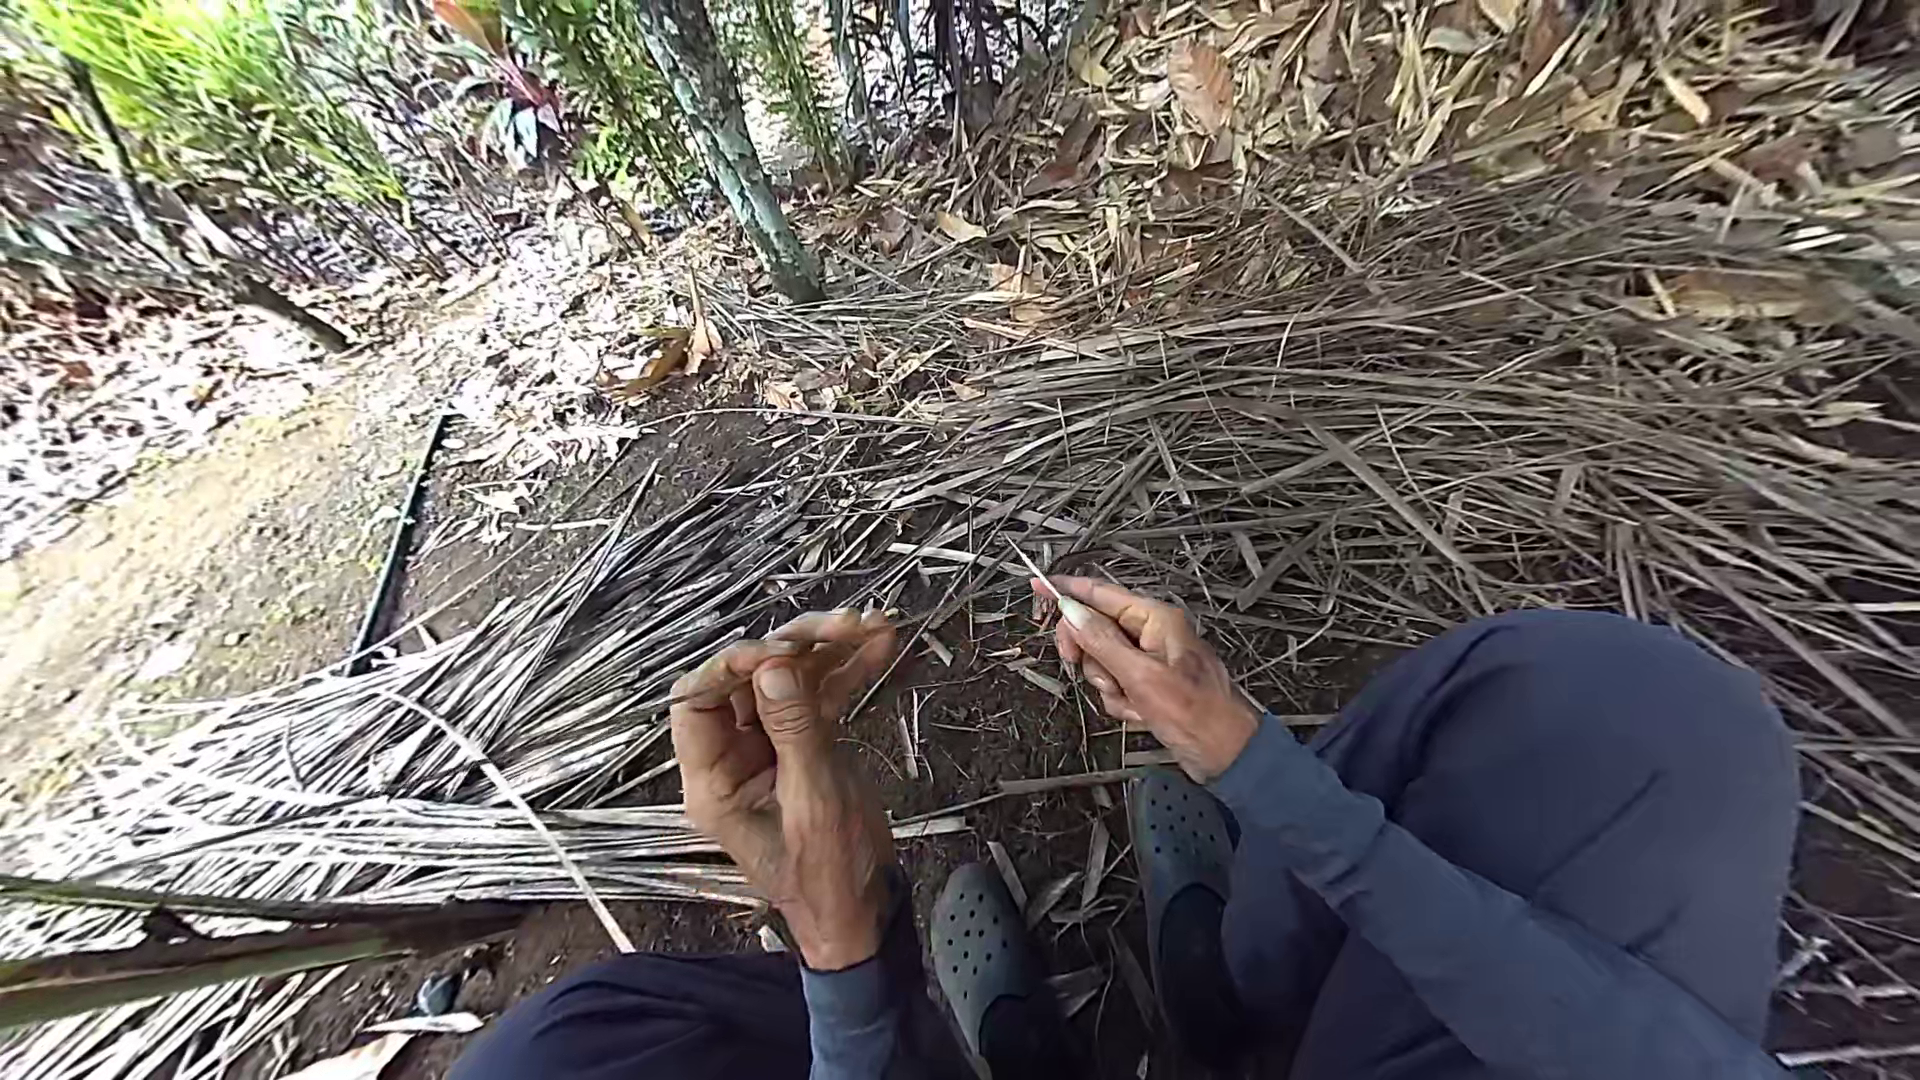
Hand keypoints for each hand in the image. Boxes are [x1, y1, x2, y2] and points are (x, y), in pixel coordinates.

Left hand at [670, 609, 897, 969]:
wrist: (866, 904)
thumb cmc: (828, 871)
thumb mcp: (813, 802)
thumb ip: (794, 731)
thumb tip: (774, 664)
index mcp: (714, 777)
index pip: (696, 702)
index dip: (729, 666)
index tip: (782, 650)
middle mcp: (737, 751)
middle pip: (752, 677)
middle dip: (798, 644)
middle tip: (845, 625)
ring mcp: (775, 740)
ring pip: (793, 676)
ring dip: (833, 647)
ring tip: (873, 624)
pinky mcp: (810, 737)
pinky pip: (824, 692)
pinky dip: (851, 669)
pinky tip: (881, 645)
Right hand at [1040, 577, 1259, 782]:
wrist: (1227, 756)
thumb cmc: (1198, 713)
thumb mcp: (1141, 675)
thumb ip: (1101, 641)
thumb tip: (1072, 612)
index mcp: (1155, 619)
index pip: (1100, 594)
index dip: (1067, 589)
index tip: (1039, 584)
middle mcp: (1150, 633)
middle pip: (1095, 628)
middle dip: (1090, 654)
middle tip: (1078, 663)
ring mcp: (1148, 659)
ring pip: (1100, 660)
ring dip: (1107, 684)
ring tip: (1131, 699)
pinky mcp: (1147, 683)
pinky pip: (1114, 683)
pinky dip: (1120, 700)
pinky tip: (1139, 713)